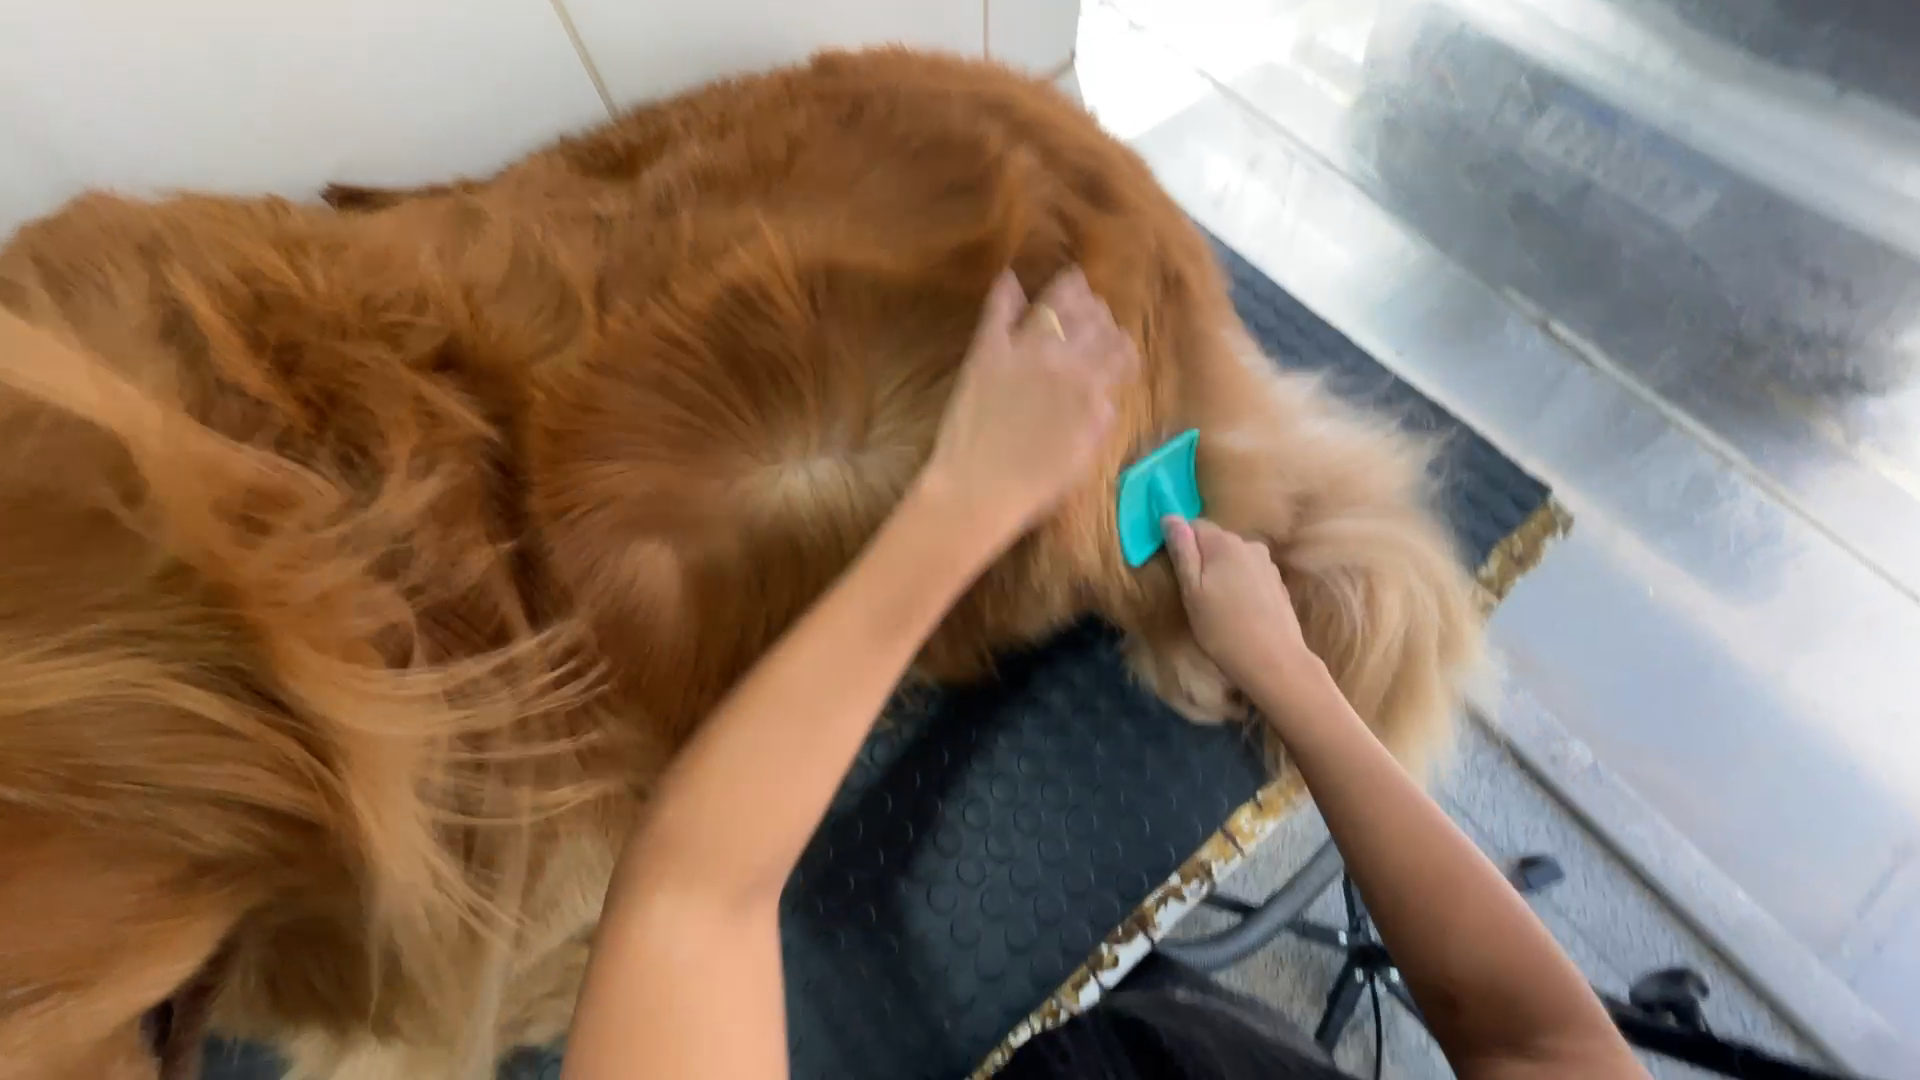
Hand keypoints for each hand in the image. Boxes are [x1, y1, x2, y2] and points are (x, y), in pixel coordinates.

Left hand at [921, 266, 1135, 545]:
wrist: (978, 489)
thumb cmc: (1033, 488)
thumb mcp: (1081, 463)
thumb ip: (1098, 426)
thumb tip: (1108, 403)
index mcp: (1091, 391)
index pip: (1118, 353)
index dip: (1121, 344)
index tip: (1120, 341)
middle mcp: (1063, 363)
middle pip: (1090, 324)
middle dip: (1097, 313)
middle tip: (1097, 304)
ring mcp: (1023, 354)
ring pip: (1052, 308)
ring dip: (1066, 292)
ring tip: (1071, 279)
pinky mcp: (986, 354)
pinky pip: (998, 314)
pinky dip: (1004, 294)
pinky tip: (1009, 278)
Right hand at [1162, 517, 1324, 701]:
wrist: (1273, 661)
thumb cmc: (1222, 628)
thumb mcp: (1191, 590)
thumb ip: (1182, 550)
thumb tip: (1169, 516)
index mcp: (1223, 542)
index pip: (1192, 525)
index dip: (1179, 543)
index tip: (1173, 569)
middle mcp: (1248, 544)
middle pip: (1214, 540)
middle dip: (1200, 557)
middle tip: (1191, 591)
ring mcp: (1266, 563)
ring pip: (1232, 557)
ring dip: (1220, 571)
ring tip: (1215, 602)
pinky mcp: (1277, 582)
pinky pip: (1248, 572)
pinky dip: (1238, 583)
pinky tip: (1237, 608)